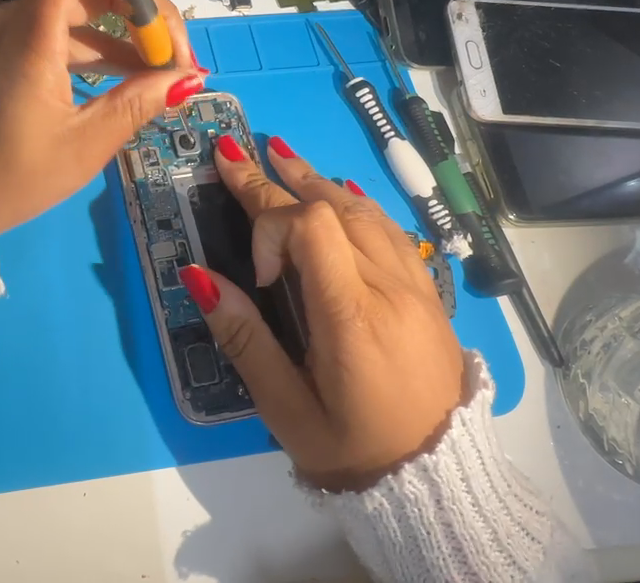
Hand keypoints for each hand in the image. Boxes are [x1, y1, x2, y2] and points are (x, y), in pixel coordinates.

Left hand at [0, 0, 205, 238]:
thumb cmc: (6, 178)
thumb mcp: (82, 146)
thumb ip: (137, 103)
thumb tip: (187, 76)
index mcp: (29, 34)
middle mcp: (13, 19)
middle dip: (142, 2)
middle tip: (178, 49)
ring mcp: (4, 33)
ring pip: (75, 5)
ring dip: (123, 27)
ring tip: (164, 68)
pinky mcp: (1, 51)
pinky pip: (56, 30)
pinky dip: (95, 44)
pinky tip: (128, 74)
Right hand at [181, 135, 465, 490]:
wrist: (440, 485)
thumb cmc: (353, 450)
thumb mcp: (287, 409)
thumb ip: (245, 339)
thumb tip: (199, 276)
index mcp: (352, 315)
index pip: (312, 227)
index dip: (271, 228)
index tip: (257, 273)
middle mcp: (388, 287)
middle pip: (332, 208)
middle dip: (277, 179)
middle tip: (234, 153)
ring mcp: (414, 286)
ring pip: (363, 212)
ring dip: (316, 180)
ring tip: (279, 154)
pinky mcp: (427, 294)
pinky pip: (391, 230)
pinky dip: (357, 203)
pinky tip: (341, 190)